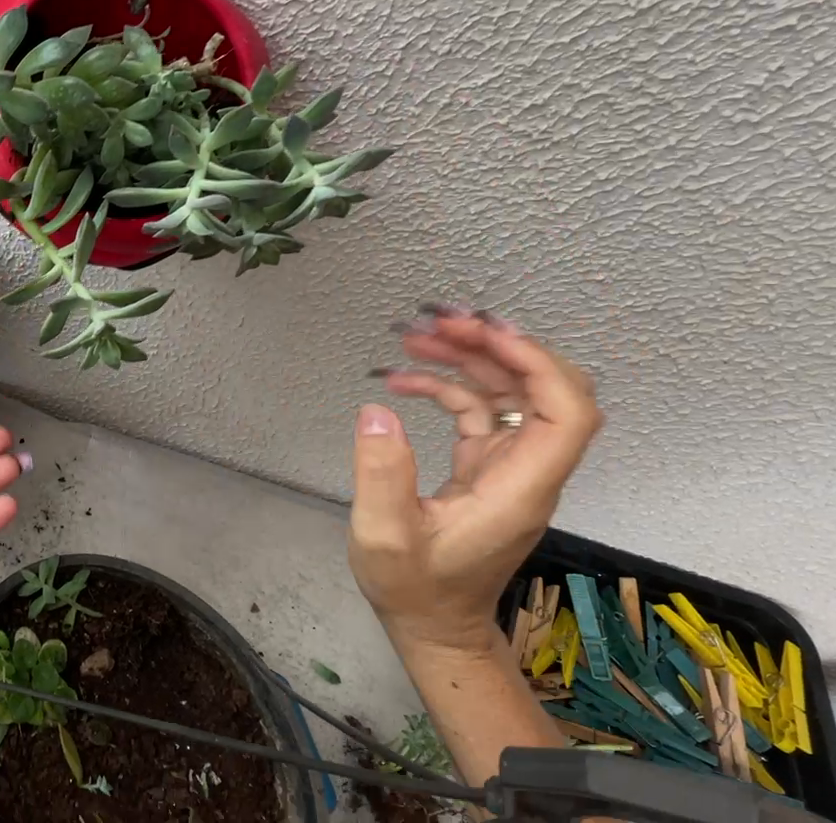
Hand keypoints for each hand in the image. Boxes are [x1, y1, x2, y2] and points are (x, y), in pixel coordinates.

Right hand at [350, 310, 602, 653]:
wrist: (432, 624)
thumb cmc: (413, 587)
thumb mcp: (384, 534)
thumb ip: (382, 472)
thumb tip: (377, 408)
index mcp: (521, 488)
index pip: (568, 413)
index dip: (536, 363)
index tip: (482, 333)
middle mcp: (527, 472)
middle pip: (545, 391)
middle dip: (498, 348)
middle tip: (439, 322)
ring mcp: (509, 469)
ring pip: (512, 395)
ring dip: (469, 360)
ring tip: (414, 337)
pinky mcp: (486, 469)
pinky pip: (480, 413)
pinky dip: (446, 388)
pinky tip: (402, 383)